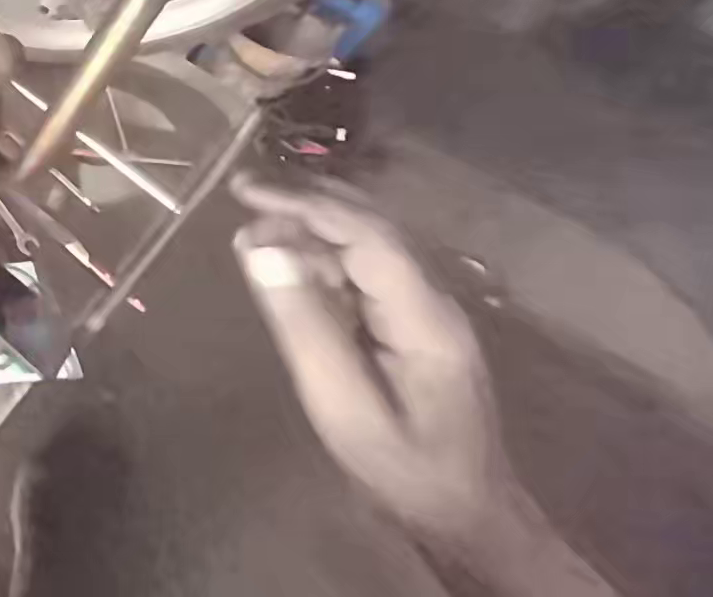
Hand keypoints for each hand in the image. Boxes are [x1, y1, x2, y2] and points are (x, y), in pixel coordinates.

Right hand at [230, 178, 515, 549]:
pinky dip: (316, 252)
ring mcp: (422, 306)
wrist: (468, 521)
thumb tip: (259, 248)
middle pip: (368, 223)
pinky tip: (285, 261)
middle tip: (243, 191)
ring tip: (253, 226)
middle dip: (305, 201)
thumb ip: (303, 325)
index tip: (246, 191)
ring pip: (363, 239)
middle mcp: (430, 297)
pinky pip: (358, 267)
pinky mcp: (407, 319)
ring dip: (307, 224)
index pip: (365, 233)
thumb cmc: (405, 470)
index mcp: (424, 316)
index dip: (305, 204)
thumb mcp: (344, 406)